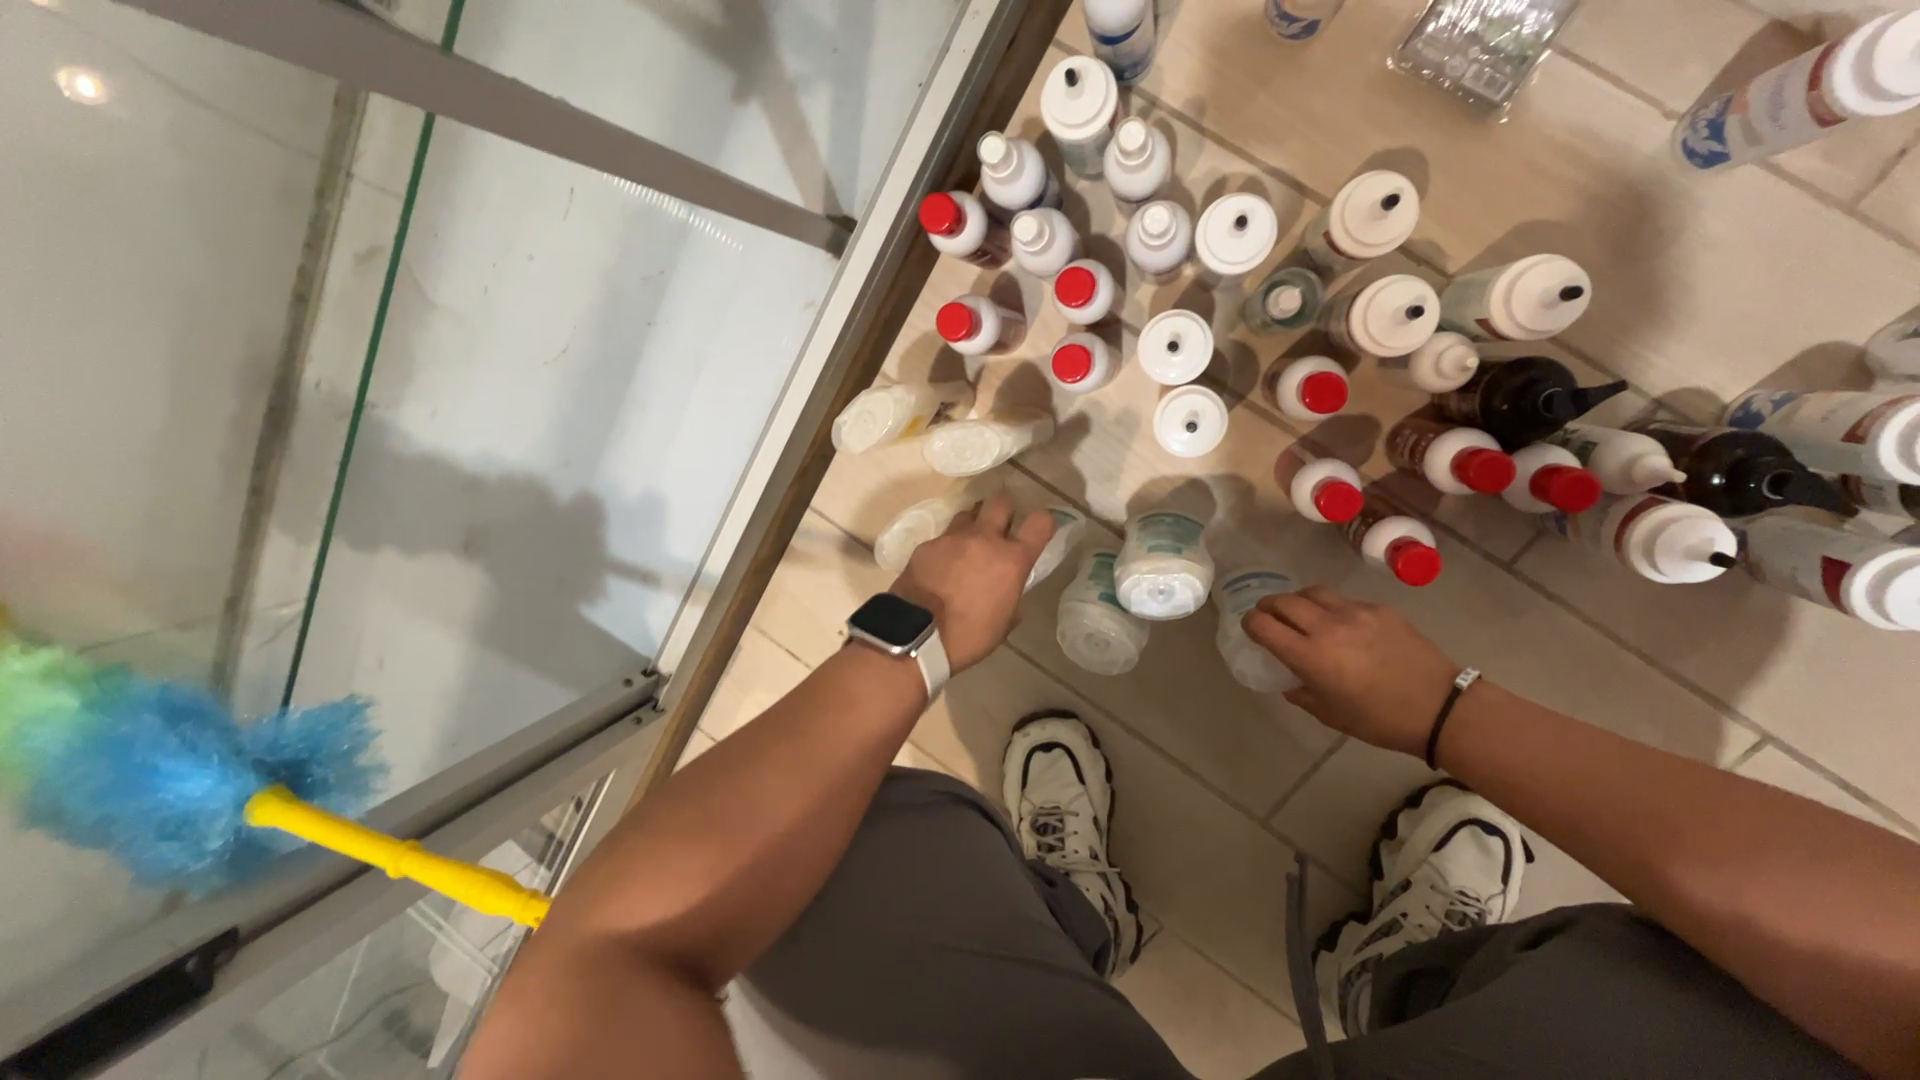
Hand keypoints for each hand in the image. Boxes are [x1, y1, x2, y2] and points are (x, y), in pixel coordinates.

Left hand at [890, 494, 1053, 672]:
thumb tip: (1009, 589)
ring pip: (969, 514)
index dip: (1043, 522)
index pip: (1040, 522)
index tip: (1039, 529)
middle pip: (1001, 501)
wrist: (916, 637)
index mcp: (1012, 560)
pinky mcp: (926, 545)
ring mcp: (952, 538)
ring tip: (969, 546)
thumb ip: (1012, 596)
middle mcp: (984, 539)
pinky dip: (947, 548)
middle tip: (1001, 526)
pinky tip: (941, 567)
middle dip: (1005, 510)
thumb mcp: (1004, 623)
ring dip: (973, 525)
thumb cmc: (969, 636)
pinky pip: (943, 538)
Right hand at [1241, 586, 1462, 757]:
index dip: (1250, 624)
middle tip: (1268, 615)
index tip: (1250, 629)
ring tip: (1301, 612)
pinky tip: (1342, 625)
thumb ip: (1302, 694)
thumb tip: (1291, 682)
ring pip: (1313, 592)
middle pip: (1283, 601)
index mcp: (1310, 656)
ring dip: (1298, 600)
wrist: (1439, 708)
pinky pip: (1345, 601)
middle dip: (1268, 606)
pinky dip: (1332, 608)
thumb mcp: (1330, 715)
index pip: (1263, 625)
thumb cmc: (1379, 720)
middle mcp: (1327, 627)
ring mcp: (1355, 613)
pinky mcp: (1380, 610)